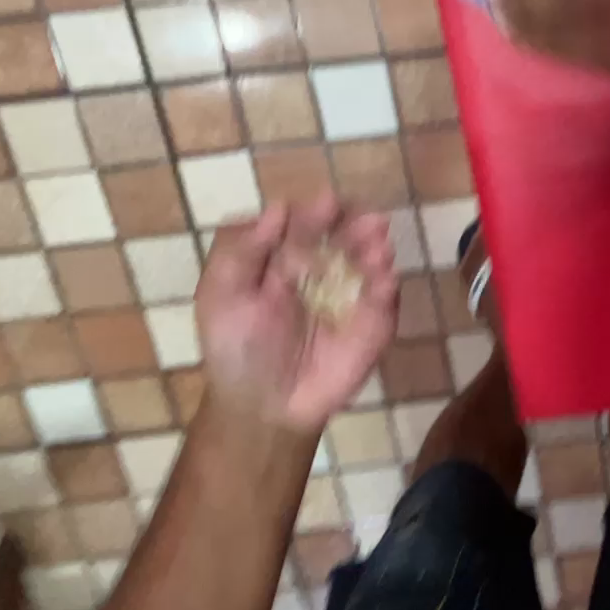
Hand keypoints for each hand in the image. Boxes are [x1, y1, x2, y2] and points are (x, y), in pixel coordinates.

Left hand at [194, 193, 398, 429]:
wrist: (264, 407)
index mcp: (289, 256)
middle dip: (359, 225)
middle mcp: (327, 268)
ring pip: (373, 262)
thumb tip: (278, 207)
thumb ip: (241, 251)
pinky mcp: (375, 322)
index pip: (307, 224)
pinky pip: (386, 300)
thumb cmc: (237, 347)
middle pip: (348, 236)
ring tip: (380, 246)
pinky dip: (388, 286)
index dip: (318, 212)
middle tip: (370, 221)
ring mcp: (355, 294)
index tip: (328, 202)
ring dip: (378, 250)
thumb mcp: (221, 296)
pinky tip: (385, 279)